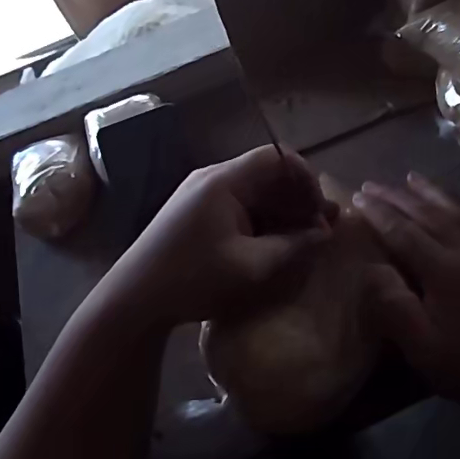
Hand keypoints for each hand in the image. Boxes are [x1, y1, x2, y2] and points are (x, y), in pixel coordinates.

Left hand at [103, 145, 333, 326]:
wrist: (134, 300)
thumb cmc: (193, 279)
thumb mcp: (252, 266)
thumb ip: (294, 246)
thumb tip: (325, 233)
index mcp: (224, 181)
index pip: (277, 158)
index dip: (307, 178)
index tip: (322, 210)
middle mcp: (213, 179)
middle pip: (268, 174)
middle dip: (299, 198)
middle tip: (322, 228)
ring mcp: (202, 195)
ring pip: (257, 191)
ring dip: (283, 211)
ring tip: (305, 238)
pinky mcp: (198, 213)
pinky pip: (241, 205)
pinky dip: (264, 219)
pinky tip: (277, 242)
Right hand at [353, 174, 459, 403]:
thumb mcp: (418, 344)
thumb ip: (393, 304)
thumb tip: (372, 267)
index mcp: (445, 270)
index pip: (404, 232)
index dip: (378, 213)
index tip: (357, 196)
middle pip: (429, 214)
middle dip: (398, 197)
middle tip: (372, 183)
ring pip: (459, 212)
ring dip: (434, 193)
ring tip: (412, 177)